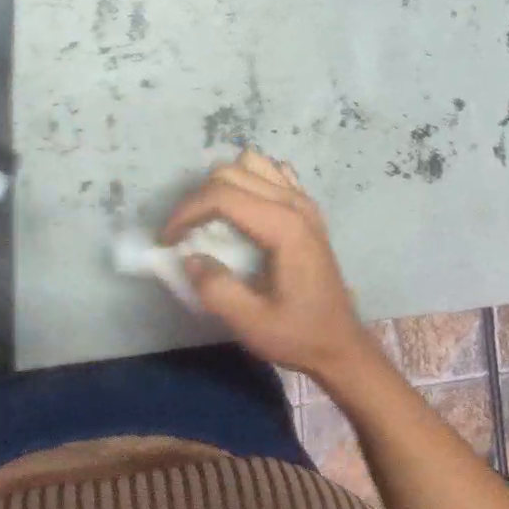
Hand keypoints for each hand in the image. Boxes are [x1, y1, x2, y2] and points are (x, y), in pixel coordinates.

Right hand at [161, 149, 371, 379]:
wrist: (341, 345)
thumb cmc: (298, 335)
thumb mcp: (251, 323)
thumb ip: (216, 289)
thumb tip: (189, 258)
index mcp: (285, 227)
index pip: (222, 195)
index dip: (186, 212)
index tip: (167, 240)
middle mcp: (296, 203)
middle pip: (232, 172)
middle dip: (198, 198)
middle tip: (184, 234)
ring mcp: (304, 202)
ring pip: (251, 163)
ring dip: (222, 186)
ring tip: (210, 220)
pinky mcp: (306, 208)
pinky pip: (271, 174)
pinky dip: (248, 183)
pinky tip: (241, 212)